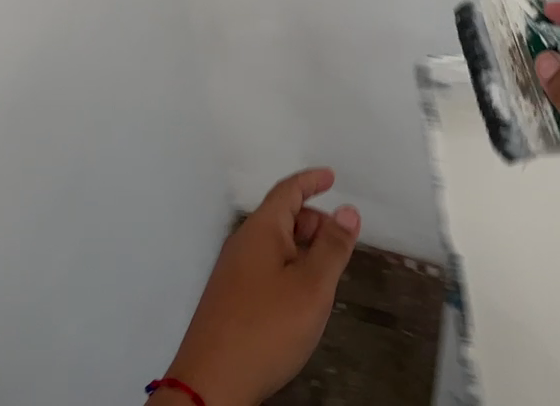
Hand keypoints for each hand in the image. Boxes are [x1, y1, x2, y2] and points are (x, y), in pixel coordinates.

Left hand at [159, 168, 360, 405]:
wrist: (211, 383)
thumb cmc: (266, 327)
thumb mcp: (312, 286)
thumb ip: (333, 247)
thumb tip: (348, 211)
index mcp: (261, 230)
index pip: (288, 191)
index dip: (311, 181)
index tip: (331, 176)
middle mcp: (243, 244)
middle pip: (282, 217)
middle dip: (314, 221)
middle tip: (342, 242)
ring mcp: (233, 272)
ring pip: (275, 246)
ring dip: (304, 250)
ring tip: (328, 275)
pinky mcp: (230, 299)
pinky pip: (266, 268)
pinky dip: (290, 269)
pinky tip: (301, 300)